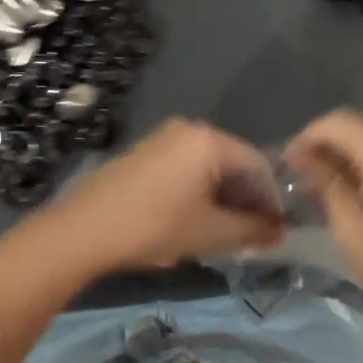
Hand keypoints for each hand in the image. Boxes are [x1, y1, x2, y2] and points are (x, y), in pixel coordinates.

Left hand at [46, 118, 283, 272]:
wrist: (83, 231)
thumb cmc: (154, 226)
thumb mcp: (210, 232)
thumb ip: (251, 229)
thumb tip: (280, 231)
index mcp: (209, 140)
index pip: (258, 164)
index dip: (271, 198)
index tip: (276, 228)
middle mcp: (188, 129)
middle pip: (233, 162)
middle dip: (246, 197)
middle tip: (253, 232)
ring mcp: (162, 138)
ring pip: (208, 166)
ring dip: (222, 196)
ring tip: (225, 230)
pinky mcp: (144, 153)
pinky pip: (185, 167)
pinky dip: (198, 189)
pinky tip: (194, 218)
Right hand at [285, 110, 362, 342]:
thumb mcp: (352, 231)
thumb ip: (326, 185)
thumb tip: (302, 158)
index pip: (338, 123)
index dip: (307, 137)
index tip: (289, 162)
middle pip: (362, 128)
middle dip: (331, 148)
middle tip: (307, 178)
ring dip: (357, 156)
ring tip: (337, 188)